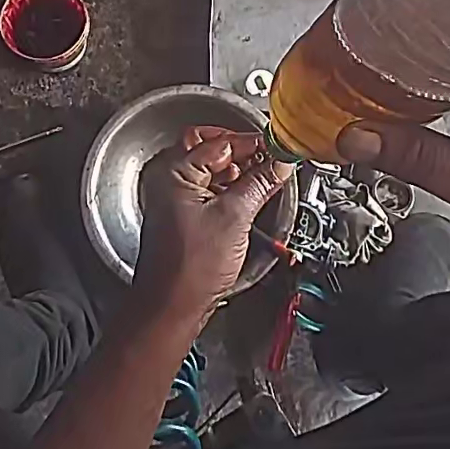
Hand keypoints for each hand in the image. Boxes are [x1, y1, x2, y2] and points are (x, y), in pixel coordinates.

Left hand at [131, 127, 293, 320]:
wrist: (173, 305)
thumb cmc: (189, 268)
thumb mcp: (234, 217)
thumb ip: (259, 183)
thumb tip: (279, 163)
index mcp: (175, 172)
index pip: (218, 142)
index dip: (251, 143)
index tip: (277, 148)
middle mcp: (170, 180)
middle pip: (210, 149)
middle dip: (242, 152)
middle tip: (269, 158)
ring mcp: (176, 198)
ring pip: (211, 169)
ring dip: (238, 170)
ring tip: (264, 178)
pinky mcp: (186, 215)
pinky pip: (210, 189)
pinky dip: (231, 188)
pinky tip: (250, 196)